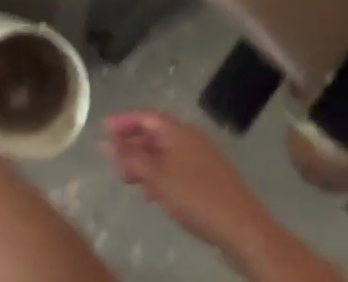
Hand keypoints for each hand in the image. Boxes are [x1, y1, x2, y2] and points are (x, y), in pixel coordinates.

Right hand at [102, 111, 271, 252]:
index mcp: (178, 132)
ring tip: (128, 180)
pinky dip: (161, 175)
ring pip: (166, 154)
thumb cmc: (195, 196)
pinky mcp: (211, 179)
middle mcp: (191, 139)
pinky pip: (178, 169)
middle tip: (113, 161)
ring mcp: (204, 159)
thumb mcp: (156, 176)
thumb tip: (105, 142)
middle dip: (132, 146)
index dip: (123, 122)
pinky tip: (153, 194)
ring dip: (144, 163)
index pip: (145, 117)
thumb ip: (130, 157)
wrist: (244, 230)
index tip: (103, 131)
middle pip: (155, 135)